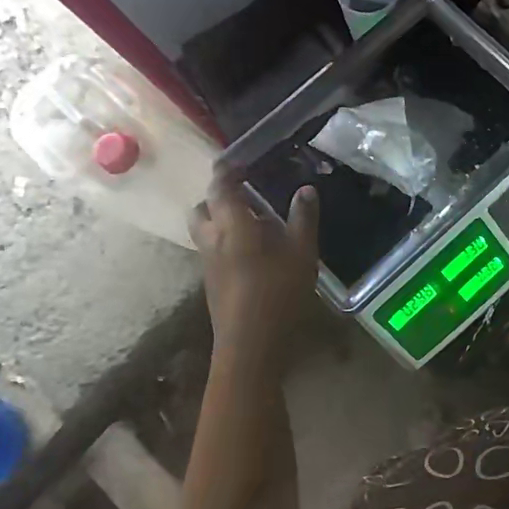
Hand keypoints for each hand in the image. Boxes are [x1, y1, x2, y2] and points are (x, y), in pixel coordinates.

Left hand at [188, 176, 319, 360]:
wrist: (250, 347)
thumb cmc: (277, 294)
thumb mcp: (302, 254)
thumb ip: (303, 219)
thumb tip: (306, 190)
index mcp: (232, 225)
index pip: (219, 186)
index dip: (227, 170)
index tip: (239, 162)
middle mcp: (212, 240)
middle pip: (202, 208)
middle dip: (217, 197)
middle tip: (243, 197)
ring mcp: (208, 265)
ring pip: (205, 232)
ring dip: (221, 222)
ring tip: (253, 226)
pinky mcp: (212, 285)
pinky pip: (213, 253)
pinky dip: (226, 244)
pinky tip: (254, 256)